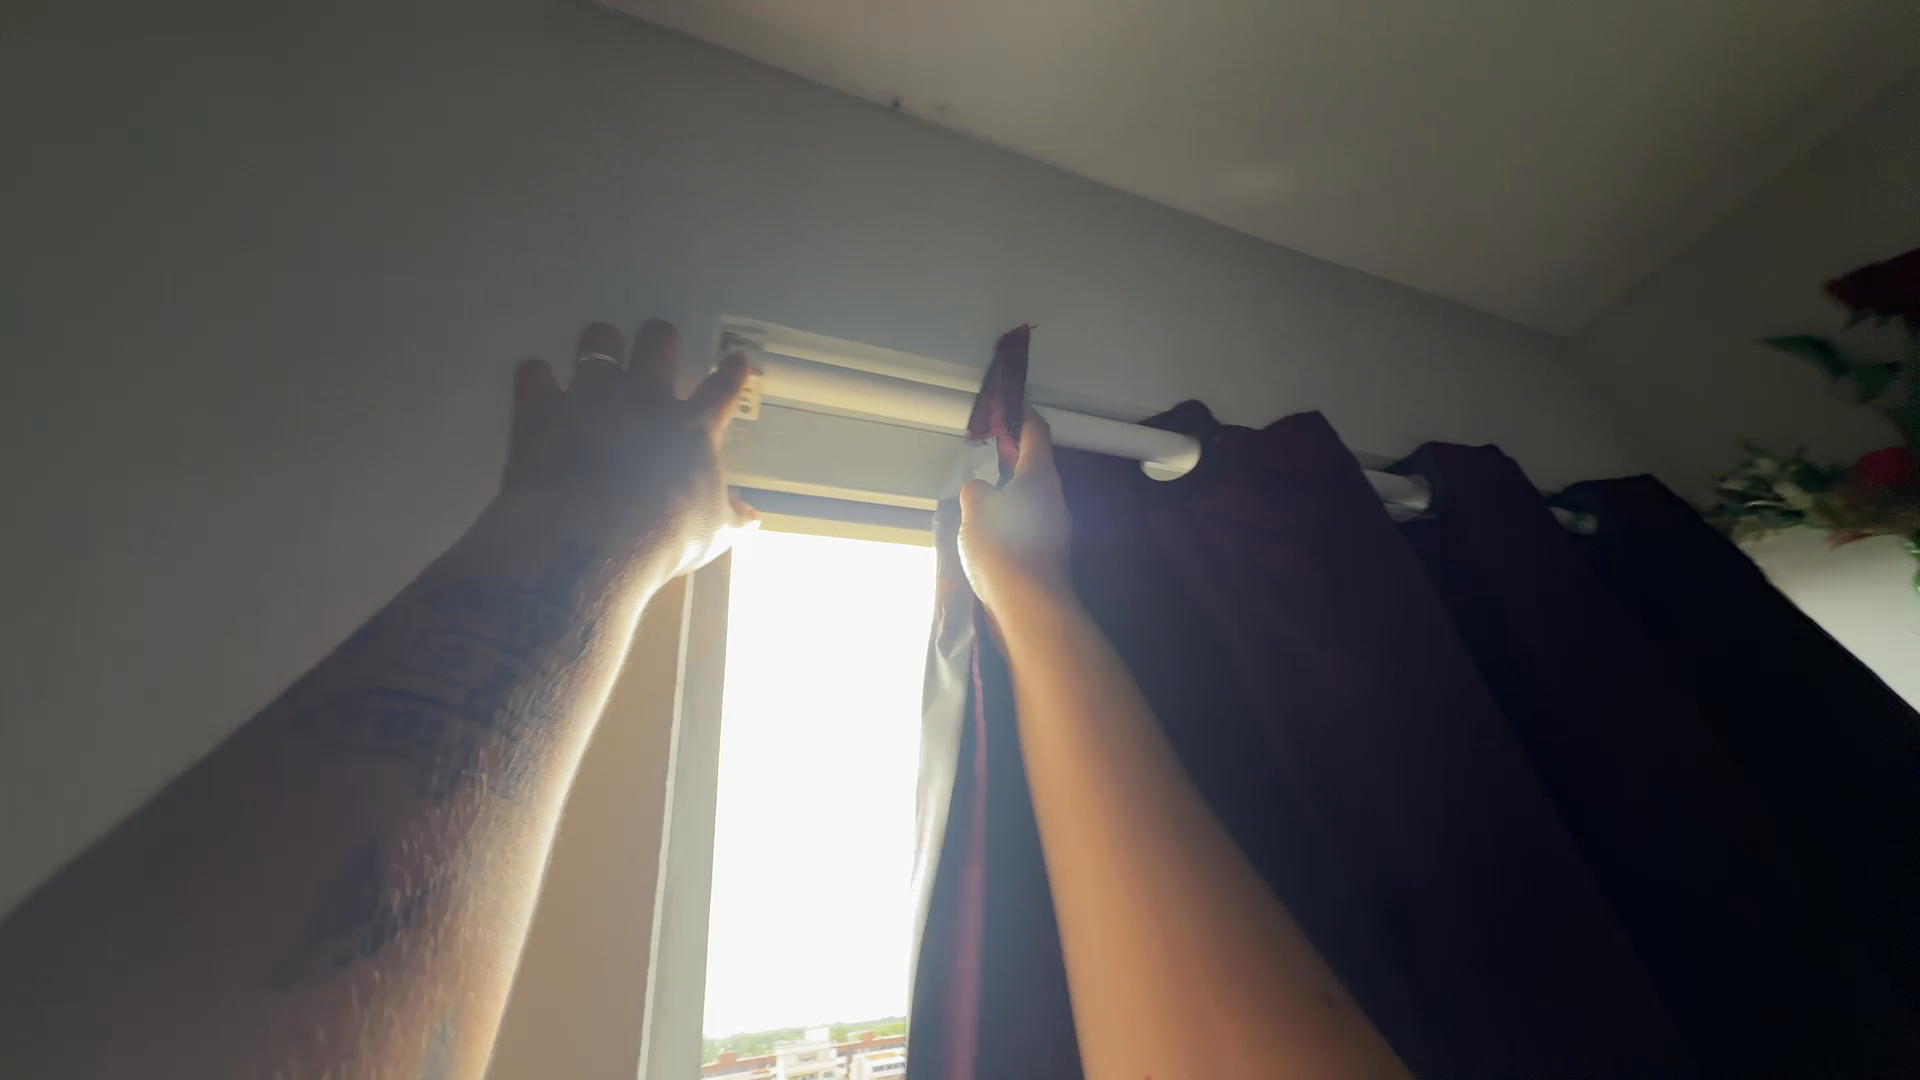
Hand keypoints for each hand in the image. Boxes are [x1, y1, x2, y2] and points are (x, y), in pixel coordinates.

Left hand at [500, 318, 756, 577]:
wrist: (594, 538)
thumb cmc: (667, 537)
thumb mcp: (712, 533)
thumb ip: (731, 518)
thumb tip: (751, 518)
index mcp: (693, 426)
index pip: (722, 388)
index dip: (733, 372)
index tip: (738, 358)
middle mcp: (646, 397)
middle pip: (659, 342)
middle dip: (661, 338)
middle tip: (659, 348)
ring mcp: (592, 395)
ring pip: (598, 340)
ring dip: (601, 343)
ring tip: (599, 352)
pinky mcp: (542, 406)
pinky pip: (534, 372)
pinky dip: (538, 378)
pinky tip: (540, 385)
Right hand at [959, 408, 1072, 614]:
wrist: (1030, 606)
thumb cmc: (1003, 547)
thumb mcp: (976, 509)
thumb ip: (976, 489)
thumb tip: (983, 490)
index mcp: (1040, 476)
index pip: (1036, 432)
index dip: (1023, 415)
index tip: (1011, 405)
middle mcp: (1054, 497)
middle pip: (1035, 466)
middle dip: (1011, 456)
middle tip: (985, 452)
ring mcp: (1055, 527)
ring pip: (1031, 497)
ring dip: (1009, 490)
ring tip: (980, 494)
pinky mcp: (1049, 552)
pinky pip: (1027, 522)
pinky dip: (1010, 517)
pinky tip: (989, 530)